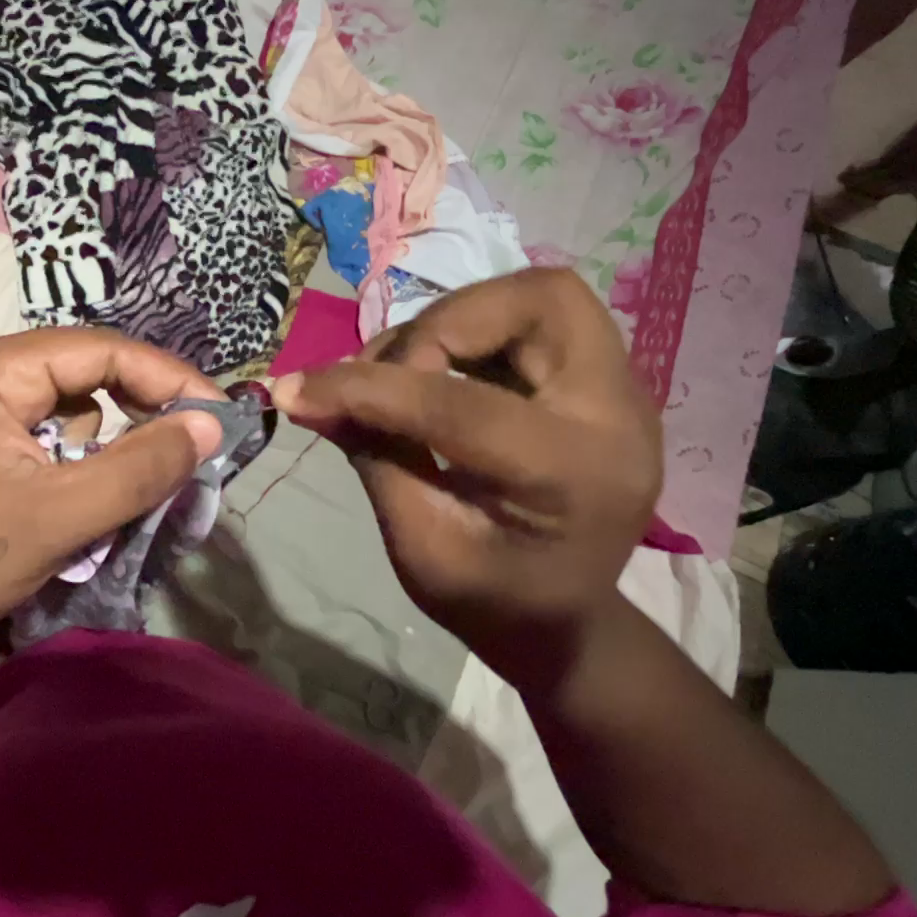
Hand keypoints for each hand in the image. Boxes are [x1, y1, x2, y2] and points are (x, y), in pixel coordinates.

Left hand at [0, 329, 223, 657]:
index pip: (97, 349)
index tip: (220, 415)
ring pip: (68, 403)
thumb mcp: (60, 516)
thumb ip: (140, 468)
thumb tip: (210, 425)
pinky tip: (78, 497)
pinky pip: (44, 429)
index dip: (165, 376)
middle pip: (83, 371)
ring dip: (105, 443)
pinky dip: (76, 457)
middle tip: (190, 451)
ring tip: (119, 491)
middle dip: (137, 411)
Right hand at [272, 269, 660, 686]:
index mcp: (572, 478)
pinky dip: (471, 331)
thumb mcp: (419, 546)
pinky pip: (534, 318)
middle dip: (441, 324)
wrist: (563, 620)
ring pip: (539, 295)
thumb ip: (371, 457)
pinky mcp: (600, 381)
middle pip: (539, 302)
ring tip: (405, 373)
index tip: (297, 391)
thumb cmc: (490, 600)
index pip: (460, 405)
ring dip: (455, 321)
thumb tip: (304, 393)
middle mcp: (616, 415)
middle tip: (388, 374)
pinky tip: (438, 374)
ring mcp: (618, 391)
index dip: (367, 389)